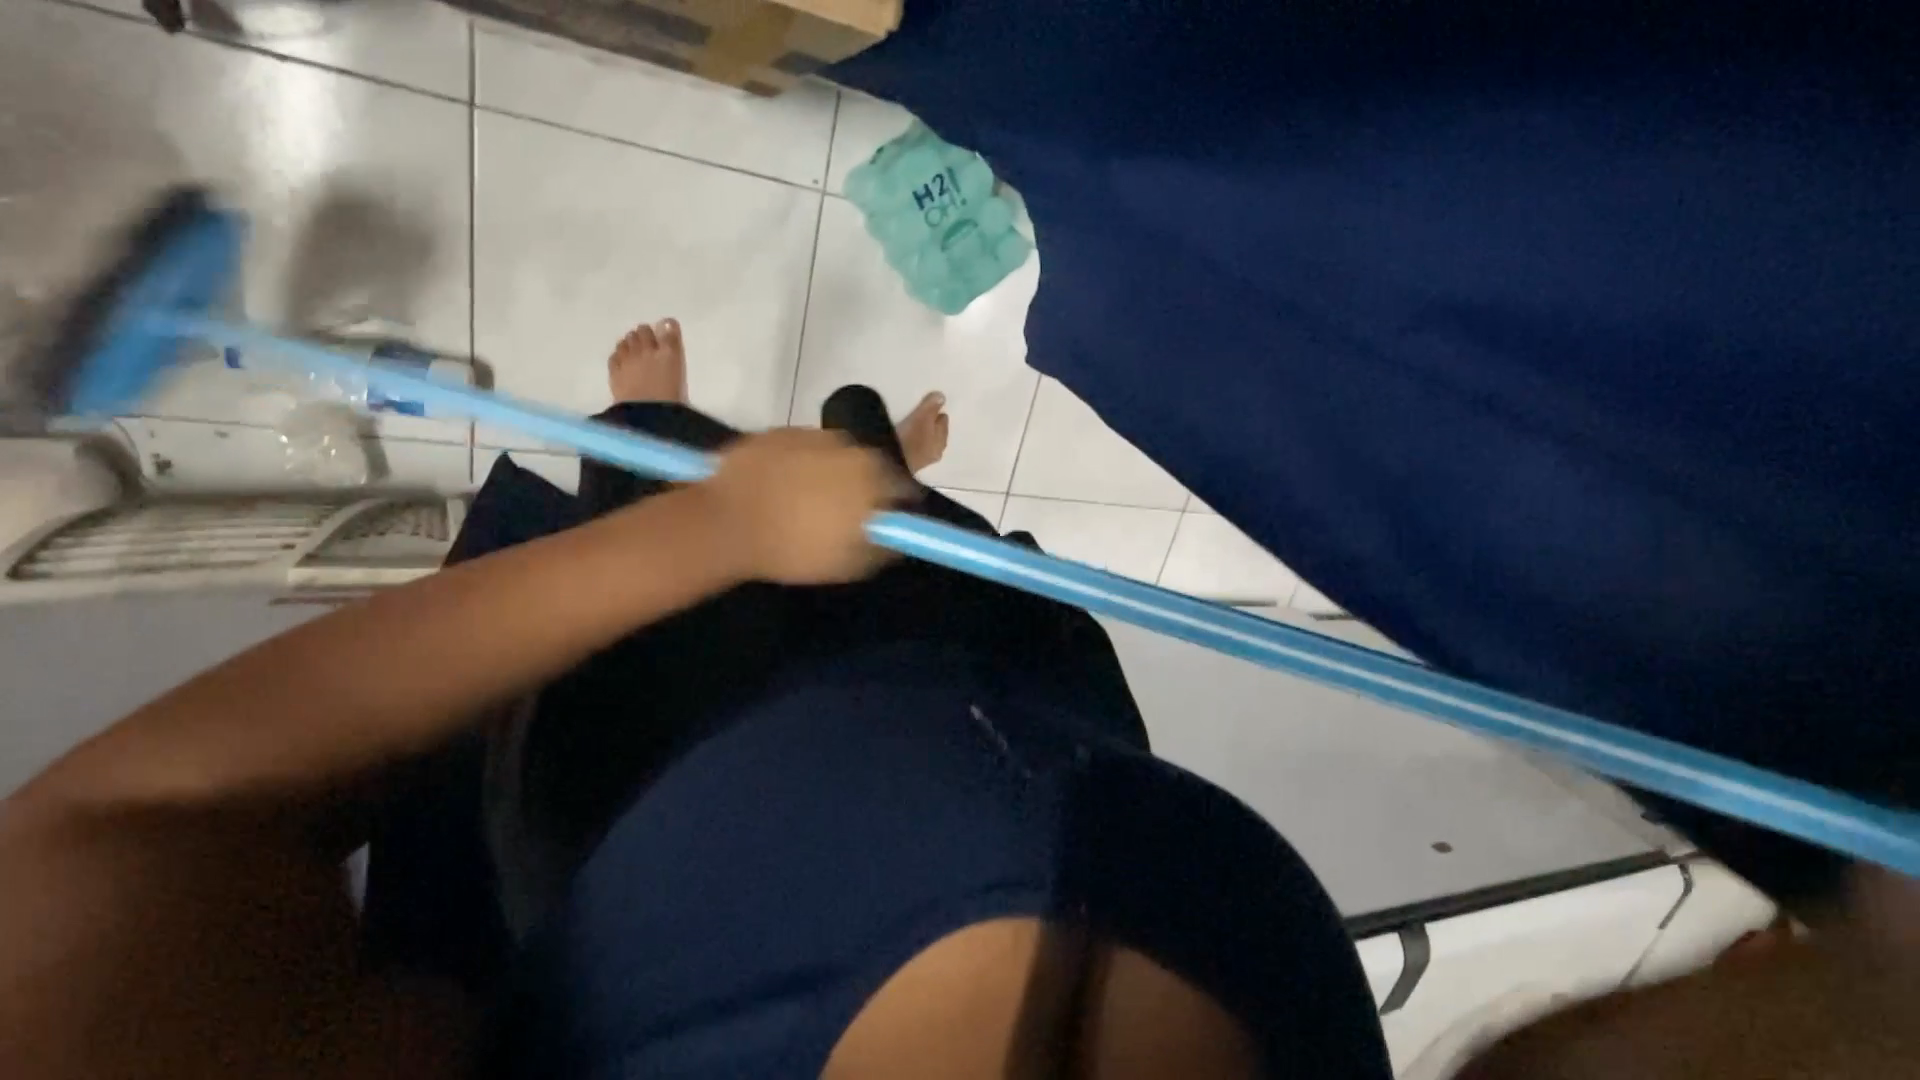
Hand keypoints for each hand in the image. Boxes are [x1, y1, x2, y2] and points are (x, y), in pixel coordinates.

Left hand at [698, 428, 905, 584]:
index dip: (895, 507)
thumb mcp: (847, 564)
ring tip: (804, 502)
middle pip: (869, 466)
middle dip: (861, 488)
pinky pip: (801, 449)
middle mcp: (850, 446)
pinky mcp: (779, 431)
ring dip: (828, 474)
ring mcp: (812, 434)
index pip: (902, 488)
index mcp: (873, 476)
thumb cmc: (792, 548)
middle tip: (840, 515)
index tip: (883, 523)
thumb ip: (883, 547)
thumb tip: (897, 538)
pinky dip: (797, 465)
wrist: (725, 522)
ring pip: (834, 455)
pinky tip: (779, 488)